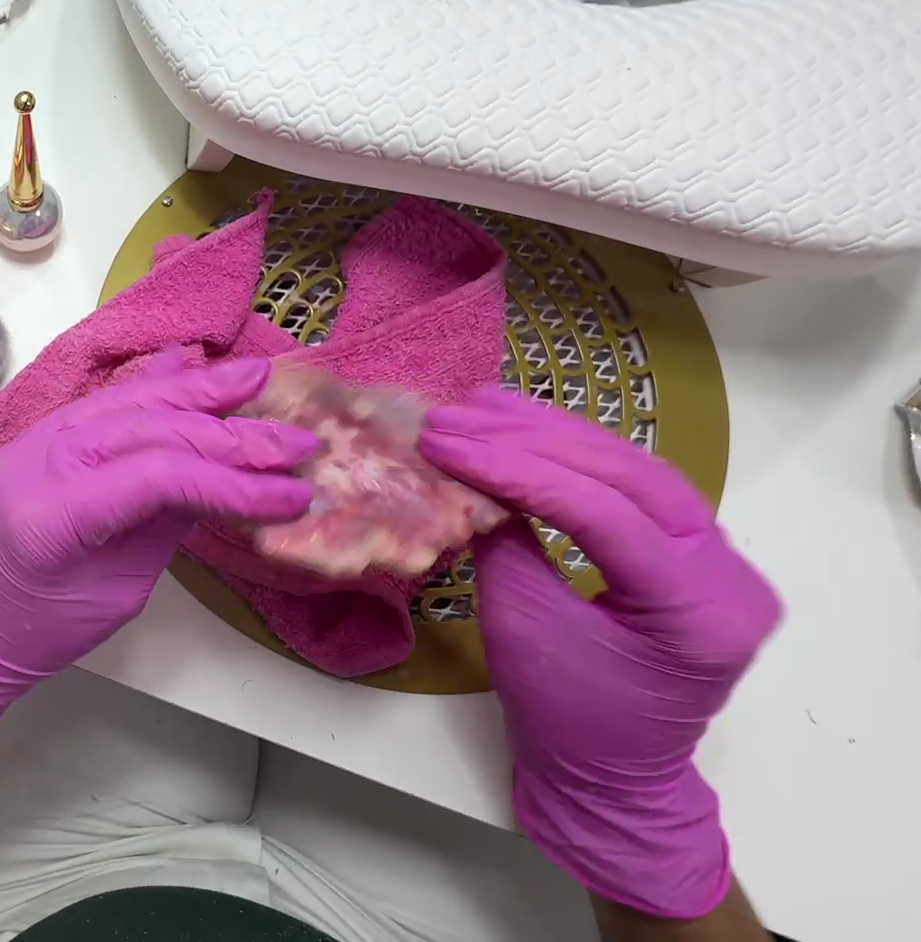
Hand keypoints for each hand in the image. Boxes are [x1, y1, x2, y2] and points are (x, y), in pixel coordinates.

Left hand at [0, 359, 317, 753]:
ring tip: (253, 378)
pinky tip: (182, 365)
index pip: (154, 476)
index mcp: (50, 515)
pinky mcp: (34, 440)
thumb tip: (228, 481)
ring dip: (192, 391)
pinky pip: (97, 404)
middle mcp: (33, 463)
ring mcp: (29, 445)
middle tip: (293, 439)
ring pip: (121, 402)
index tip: (293, 492)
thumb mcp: (118, 591)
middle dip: (226, 434)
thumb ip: (166, 526)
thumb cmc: (43, 633)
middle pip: (143, 429)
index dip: (230, 480)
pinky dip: (145, 386)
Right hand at [419, 388, 780, 919]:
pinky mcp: (687, 547)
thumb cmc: (561, 710)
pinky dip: (567, 449)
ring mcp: (715, 555)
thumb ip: (503, 543)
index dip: (514, 469)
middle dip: (530, 437)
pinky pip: (629, 483)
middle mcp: (726, 571)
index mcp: (696, 609)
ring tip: (476, 403)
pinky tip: (518, 422)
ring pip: (632, 466)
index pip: (602, 511)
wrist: (608, 764)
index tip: (441, 442)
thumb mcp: (519, 626)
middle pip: (628, 475)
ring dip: (547, 429)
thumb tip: (466, 476)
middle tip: (453, 416)